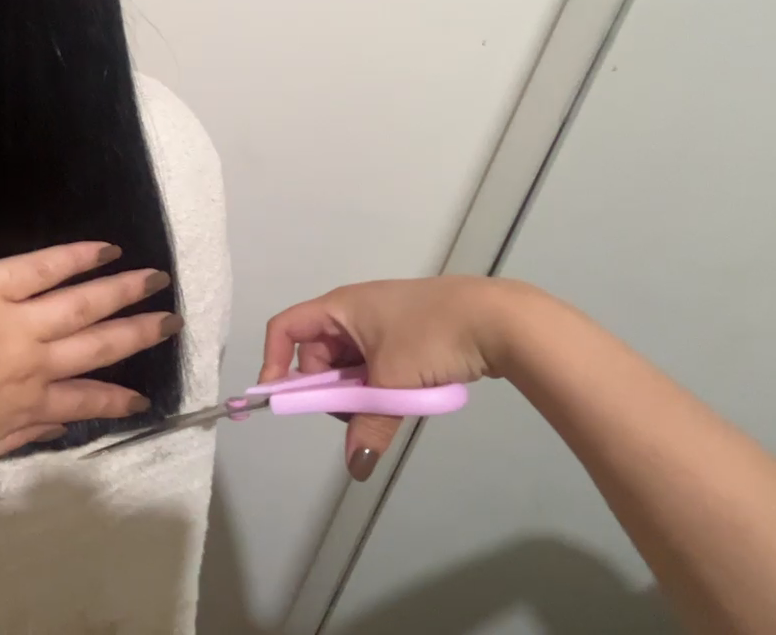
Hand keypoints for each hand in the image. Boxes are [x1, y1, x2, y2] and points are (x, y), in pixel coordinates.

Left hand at [0, 242, 181, 474]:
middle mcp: (36, 362)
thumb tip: (54, 428)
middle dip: (139, 333)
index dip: (118, 399)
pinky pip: (44, 267)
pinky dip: (77, 257)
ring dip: (123, 292)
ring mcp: (19, 320)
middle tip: (171, 320)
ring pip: (84, 303)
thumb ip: (18, 436)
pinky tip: (104, 248)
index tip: (143, 398)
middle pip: (99, 344)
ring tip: (153, 280)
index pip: (85, 399)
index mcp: (27, 404)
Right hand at [259, 276, 533, 480]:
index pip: (285, 328)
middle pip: (317, 352)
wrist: (501, 317)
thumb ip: (370, 424)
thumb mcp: (395, 380)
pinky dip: (379, 384)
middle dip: (327, 386)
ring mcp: (381, 322)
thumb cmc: (433, 335)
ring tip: (387, 404)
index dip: (275, 361)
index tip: (282, 399)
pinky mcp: (406, 335)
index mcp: (339, 308)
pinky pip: (374, 363)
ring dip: (357, 389)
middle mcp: (352, 310)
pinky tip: (404, 396)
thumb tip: (356, 467)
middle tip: (351, 413)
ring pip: (349, 362)